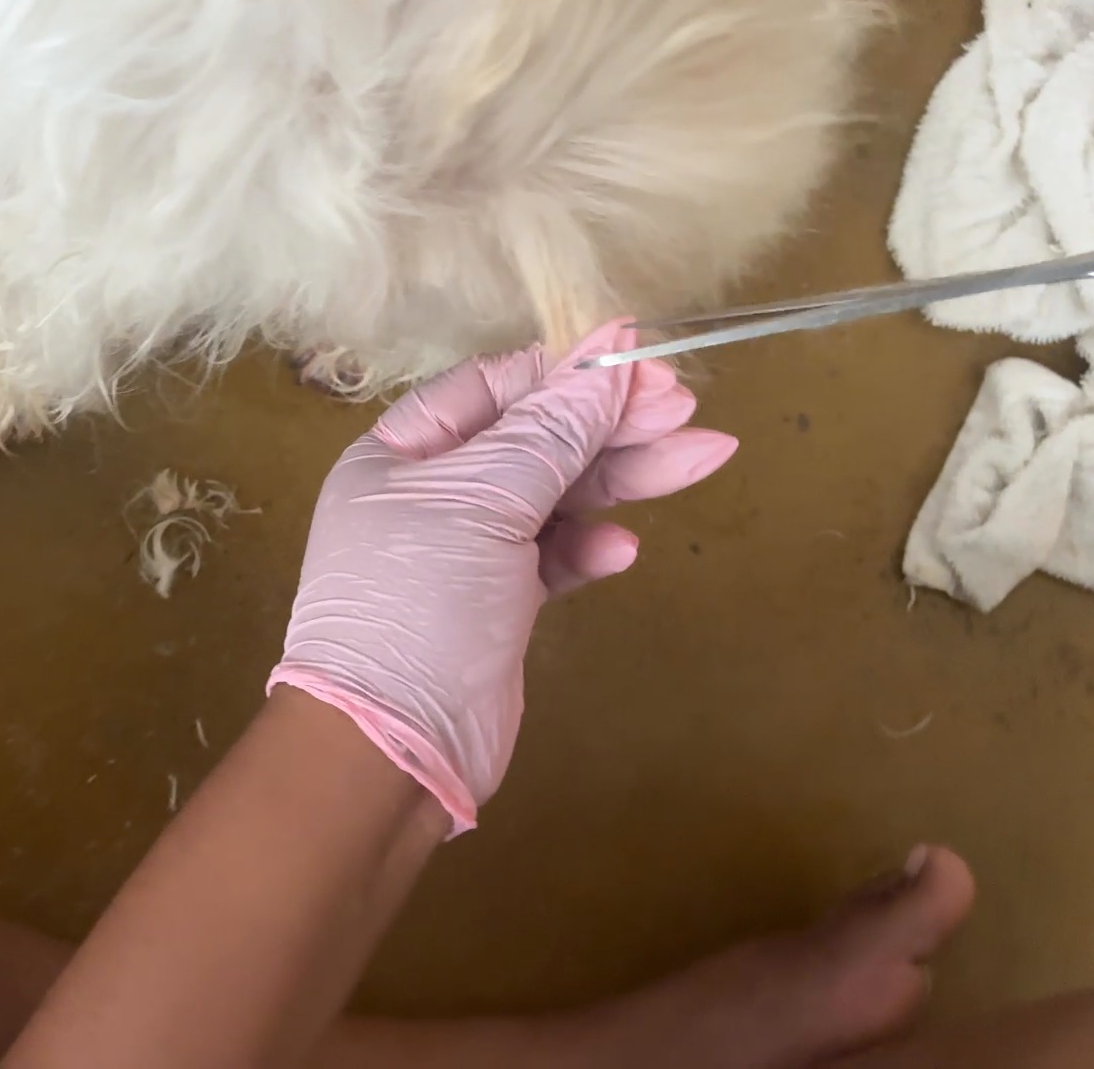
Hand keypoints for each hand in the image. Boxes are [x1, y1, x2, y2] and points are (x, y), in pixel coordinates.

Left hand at [268, 320, 737, 833]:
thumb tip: (608, 354)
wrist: (392, 739)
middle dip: (603, 423)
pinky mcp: (493, 602)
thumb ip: (547, 432)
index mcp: (395, 456)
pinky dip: (585, 547)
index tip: (637, 357)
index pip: (484, 392)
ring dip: (616, 478)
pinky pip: (548, 557)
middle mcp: (423, 497)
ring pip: (547, 497)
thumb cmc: (419, 601)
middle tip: (686, 411)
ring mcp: (459, 552)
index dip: (558, 373)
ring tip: (702, 457)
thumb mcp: (480, 501)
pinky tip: (621, 550)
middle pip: (525, 440)